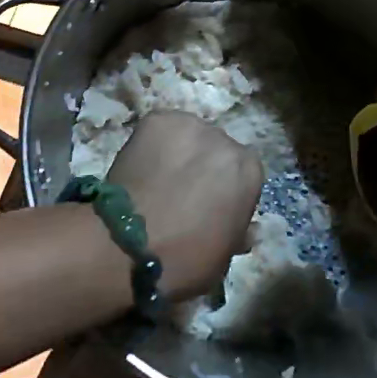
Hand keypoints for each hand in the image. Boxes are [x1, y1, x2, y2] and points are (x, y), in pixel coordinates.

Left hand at [105, 111, 262, 300]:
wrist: (128, 242)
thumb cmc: (185, 258)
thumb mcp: (224, 257)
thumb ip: (238, 233)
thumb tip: (246, 229)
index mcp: (248, 169)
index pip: (243, 172)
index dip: (225, 188)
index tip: (211, 203)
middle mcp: (223, 138)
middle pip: (216, 148)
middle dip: (203, 165)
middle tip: (181, 189)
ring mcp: (187, 125)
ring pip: (187, 135)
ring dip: (178, 150)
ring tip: (157, 175)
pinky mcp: (154, 120)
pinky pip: (159, 129)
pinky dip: (153, 143)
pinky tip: (143, 165)